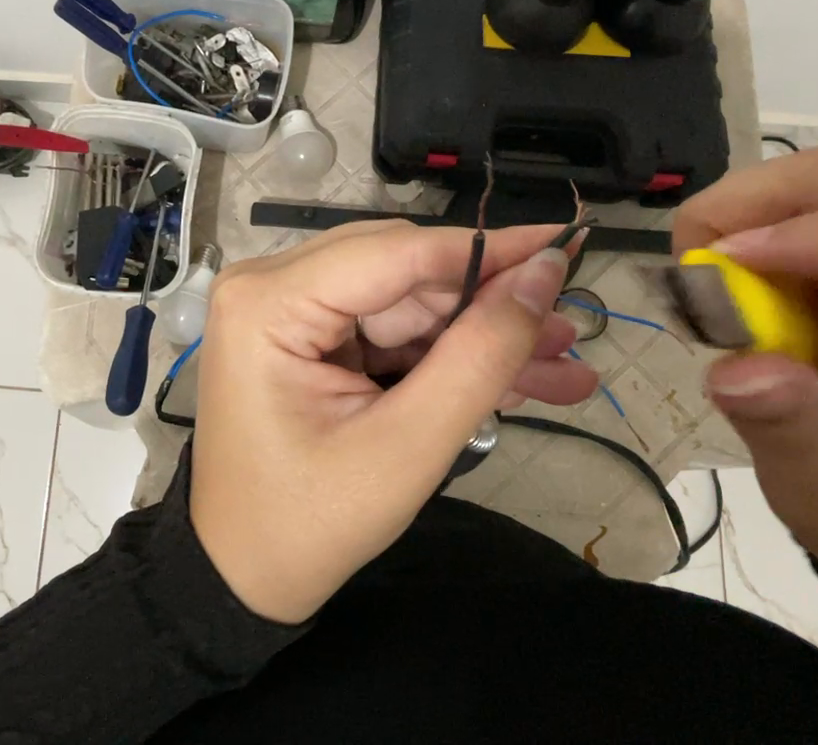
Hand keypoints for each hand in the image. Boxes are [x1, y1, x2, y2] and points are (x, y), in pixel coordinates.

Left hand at [188, 220, 595, 623]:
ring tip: (562, 370)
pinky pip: (385, 330)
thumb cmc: (311, 522)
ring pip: (404, 303)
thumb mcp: (406, 445)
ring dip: (477, 337)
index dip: (485, 249)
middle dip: (488, 306)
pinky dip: (443, 356)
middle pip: (401, 274)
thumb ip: (479, 355)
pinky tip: (512, 380)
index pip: (394, 253)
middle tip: (571, 335)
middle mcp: (268, 286)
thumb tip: (543, 274)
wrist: (246, 573)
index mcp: (268, 302)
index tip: (566, 244)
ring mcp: (283, 309)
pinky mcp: (302, 335)